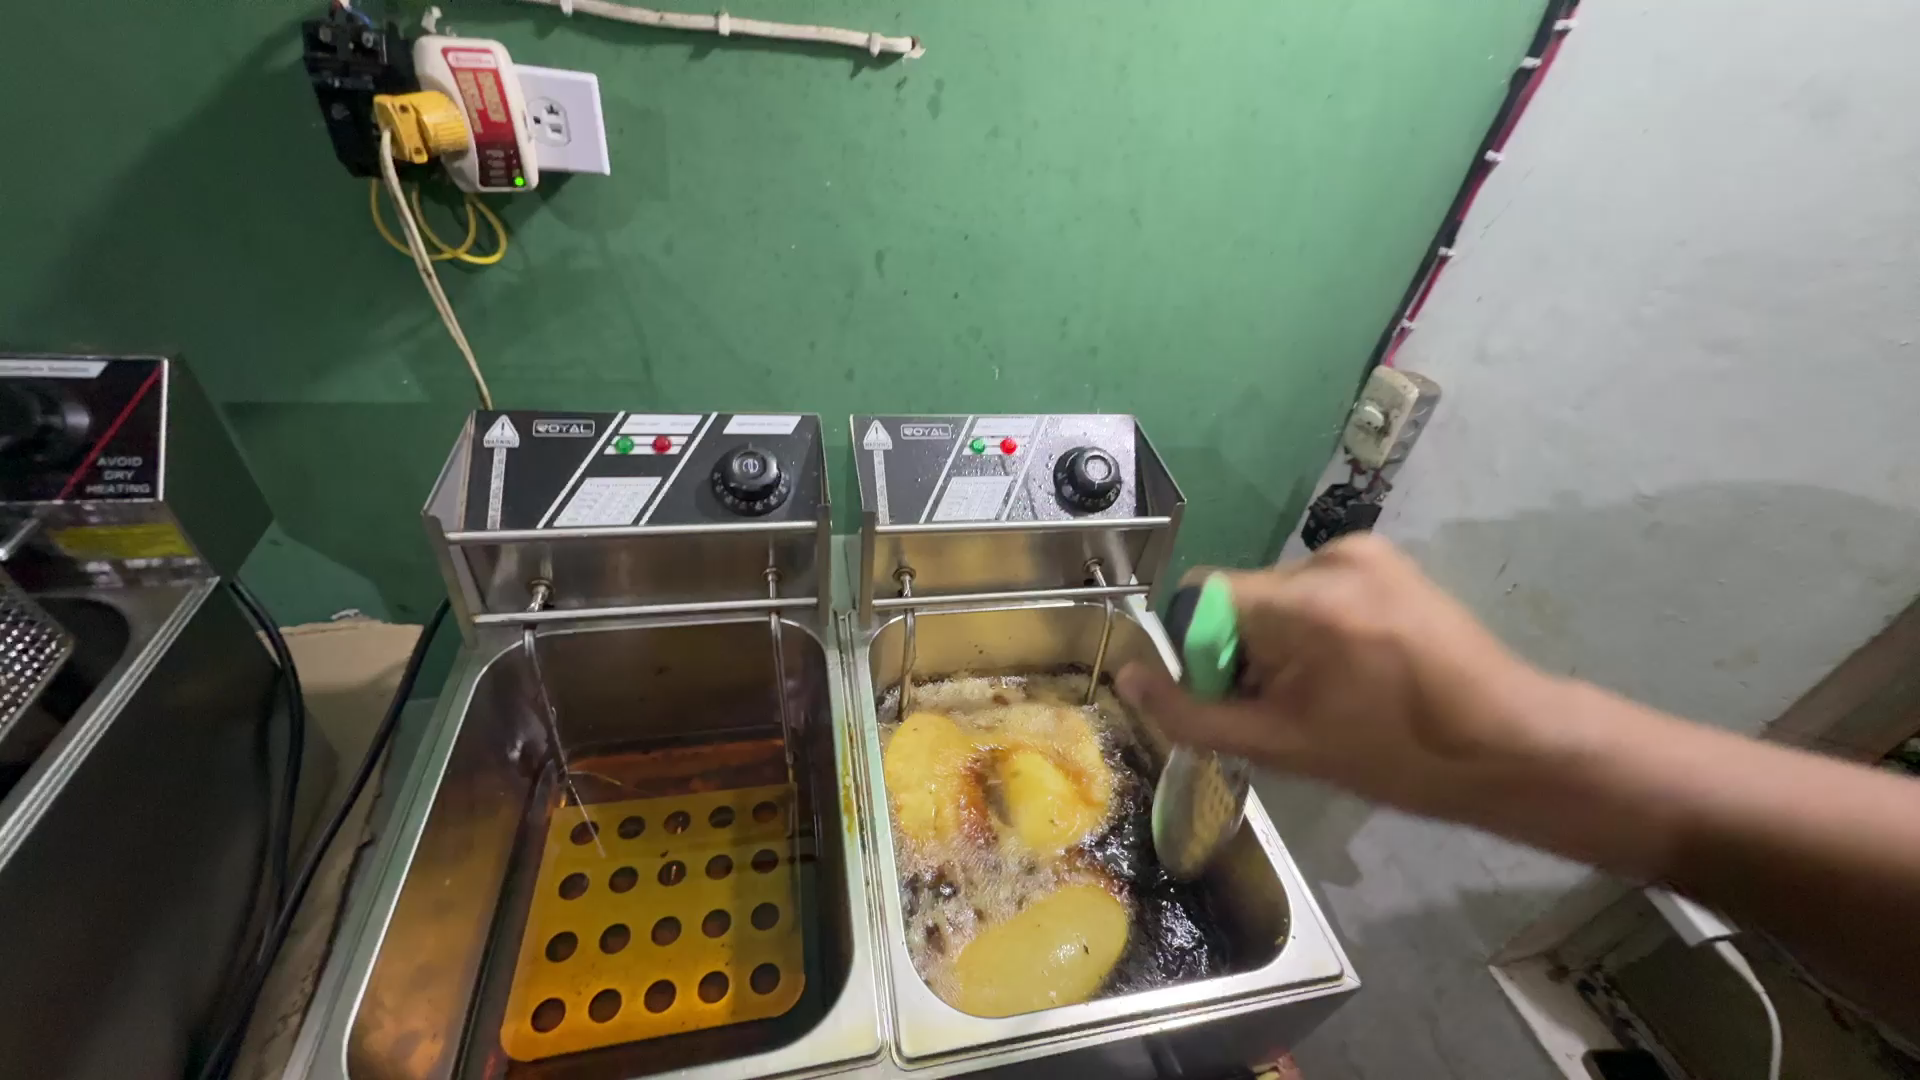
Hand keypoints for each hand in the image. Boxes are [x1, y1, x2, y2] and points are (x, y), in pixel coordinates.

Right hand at [1116, 534, 1564, 818]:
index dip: (1200, 649)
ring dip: (1273, 636)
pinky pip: (1306, 586)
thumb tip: (1126, 677)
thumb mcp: (1278, 747)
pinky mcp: (1378, 555)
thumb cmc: (1393, 758)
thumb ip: (1190, 712)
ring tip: (1325, 686)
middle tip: (1285, 701)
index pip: (1198, 596)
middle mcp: (1326, 558)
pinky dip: (1305, 622)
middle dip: (1241, 647)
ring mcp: (1359, 550)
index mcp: (1303, 603)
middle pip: (1235, 596)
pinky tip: (1347, 662)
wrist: (1511, 743)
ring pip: (1269, 592)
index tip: (1240, 693)